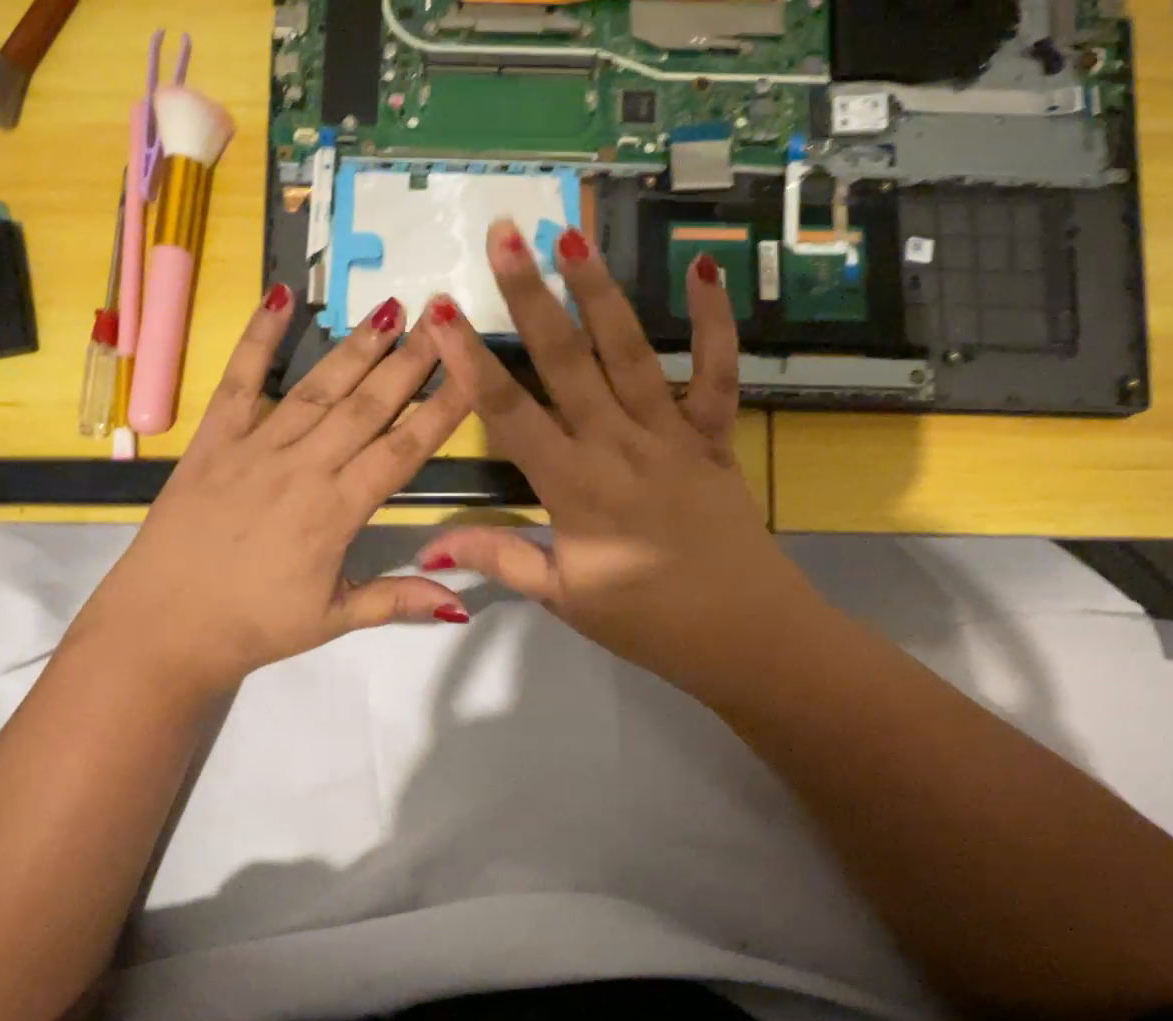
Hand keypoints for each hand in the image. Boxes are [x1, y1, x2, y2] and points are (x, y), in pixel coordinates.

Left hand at [82, 286, 473, 699]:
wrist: (163, 627)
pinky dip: (258, 338)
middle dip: (411, 361)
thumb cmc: (253, 627)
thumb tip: (464, 604)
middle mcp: (302, 467)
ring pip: (318, 388)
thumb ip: (398, 600)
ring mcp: (255, 447)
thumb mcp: (333, 619)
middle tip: (442, 317)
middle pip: (368, 406)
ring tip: (392, 310)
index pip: (403, 450)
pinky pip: (239, 381)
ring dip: (358, 347)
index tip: (472, 370)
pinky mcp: (213, 440)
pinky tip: (281, 299)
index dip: (442, 409)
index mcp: (336, 511)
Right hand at [419, 221, 819, 699]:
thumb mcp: (564, 598)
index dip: (470, 362)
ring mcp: (670, 435)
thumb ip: (501, 560)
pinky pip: (718, 373)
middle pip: (565, 363)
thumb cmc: (647, 620)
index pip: (508, 415)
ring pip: (630, 353)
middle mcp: (617, 446)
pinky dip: (715, 322)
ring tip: (573, 236)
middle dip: (530, 297)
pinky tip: (706, 268)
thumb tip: (428, 548)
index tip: (439, 311)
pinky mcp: (713, 436)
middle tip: (505, 235)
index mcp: (573, 487)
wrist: (744, 633)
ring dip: (601, 293)